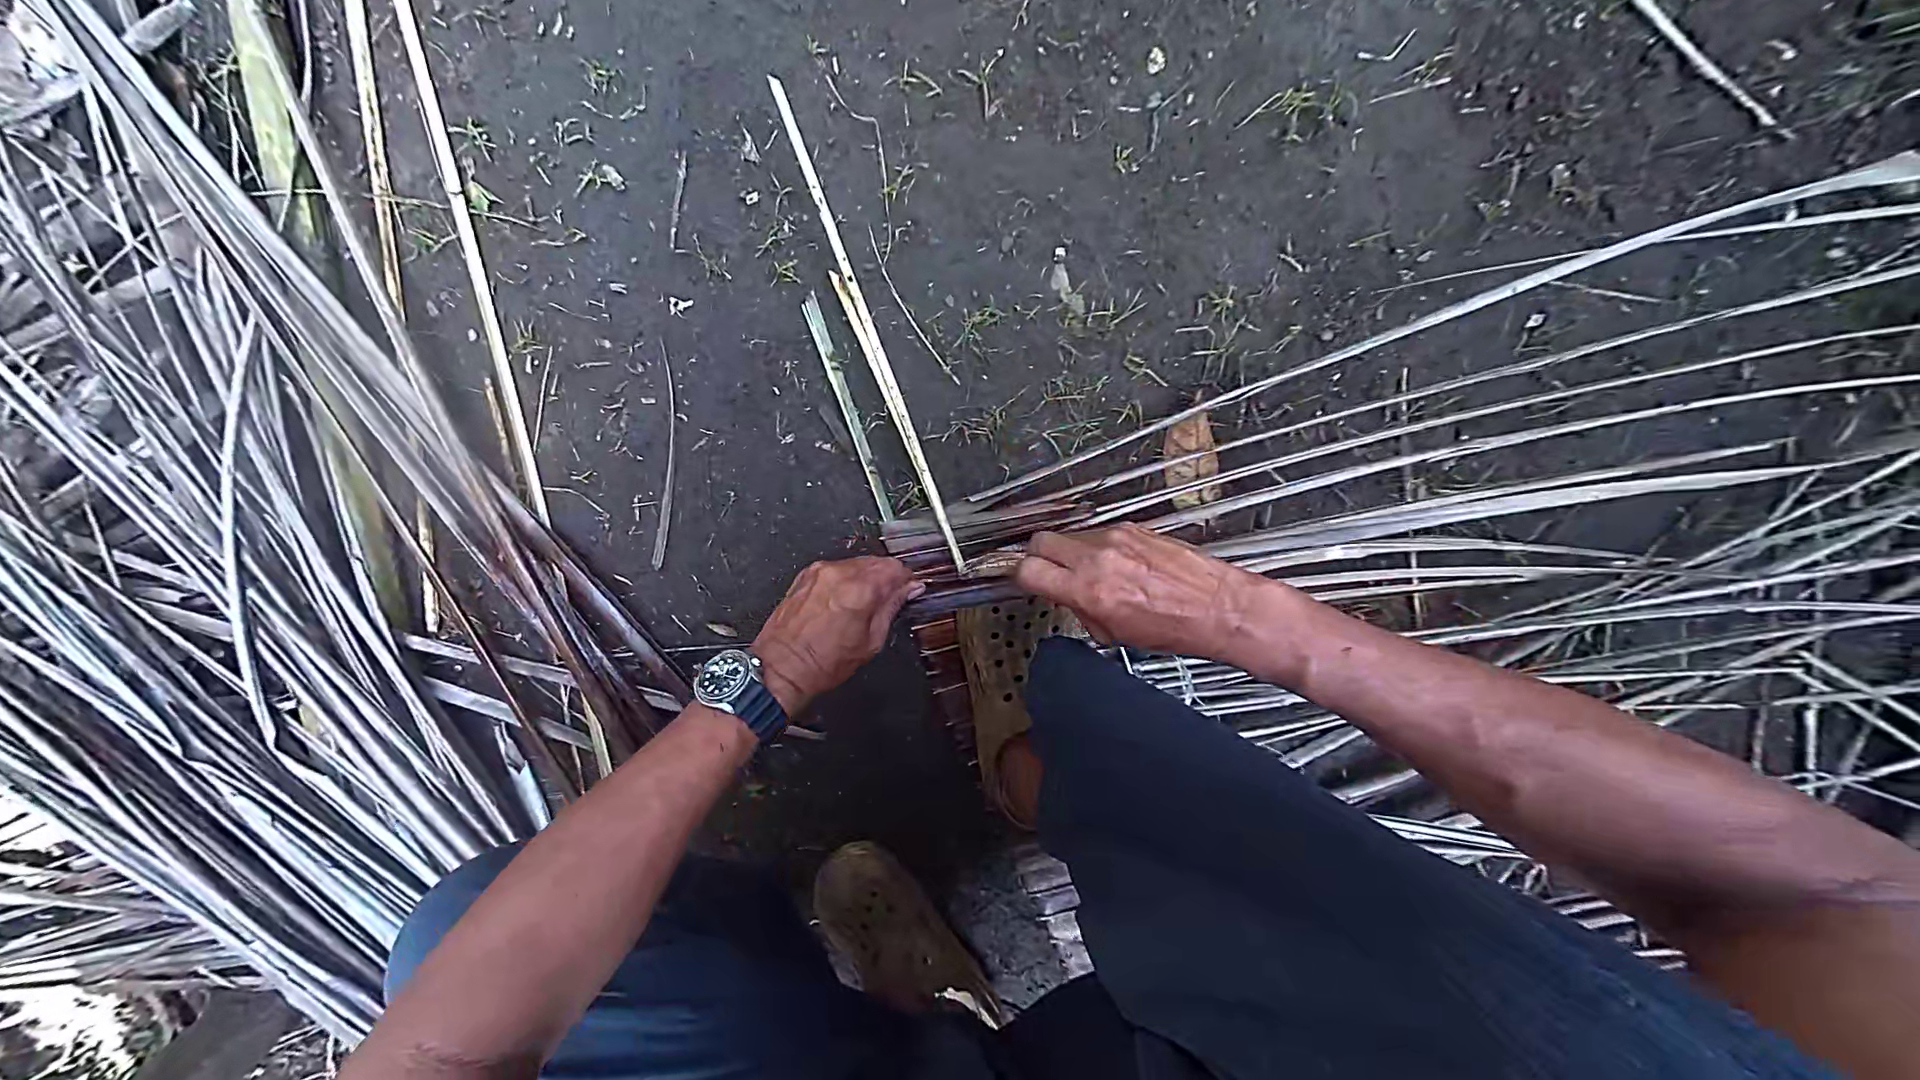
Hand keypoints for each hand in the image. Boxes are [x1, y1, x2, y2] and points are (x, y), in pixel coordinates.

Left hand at [751, 557, 924, 713]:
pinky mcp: (806, 576)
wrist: (782, 667)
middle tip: (890, 599)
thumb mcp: (871, 641)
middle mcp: (839, 574)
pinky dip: (846, 580)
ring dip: (867, 578)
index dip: (907, 580)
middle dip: (888, 578)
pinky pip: (837, 569)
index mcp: (860, 590)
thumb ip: (892, 608)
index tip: (909, 590)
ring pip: (858, 563)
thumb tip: (907, 590)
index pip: (896, 568)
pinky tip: (844, 602)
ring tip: (864, 605)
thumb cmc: (821, 663)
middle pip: (877, 562)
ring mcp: (821, 572)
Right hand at [1012, 525, 1271, 661]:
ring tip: (1092, 573)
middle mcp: (1098, 558)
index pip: (1028, 569)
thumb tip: (1065, 597)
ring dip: (1071, 552)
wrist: (1218, 607)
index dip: (1021, 576)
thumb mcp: (1115, 634)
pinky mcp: (1134, 527)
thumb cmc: (1176, 626)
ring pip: (1071, 535)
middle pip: (1040, 541)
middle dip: (1038, 556)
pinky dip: (1099, 547)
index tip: (1026, 580)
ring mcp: (1116, 537)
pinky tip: (1117, 565)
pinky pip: (1099, 532)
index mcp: (1089, 590)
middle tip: (1048, 571)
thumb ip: (1080, 610)